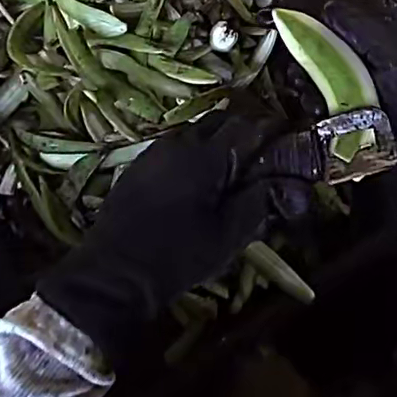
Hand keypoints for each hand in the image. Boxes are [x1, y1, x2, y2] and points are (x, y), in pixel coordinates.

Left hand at [36, 96, 287, 368]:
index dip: (269, 127)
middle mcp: (180, 144)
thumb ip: (258, 201)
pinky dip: (194, 150)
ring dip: (217, 138)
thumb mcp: (227, 236)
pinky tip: (199, 177)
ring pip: (196, 129)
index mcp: (205, 157)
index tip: (285, 135)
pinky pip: (176, 144)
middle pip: (221, 119)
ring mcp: (156, 151)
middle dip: (244, 128)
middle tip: (260, 149)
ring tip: (231, 163)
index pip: (246, 126)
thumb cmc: (176, 258)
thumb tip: (284, 181)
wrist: (110, 277)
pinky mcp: (140, 164)